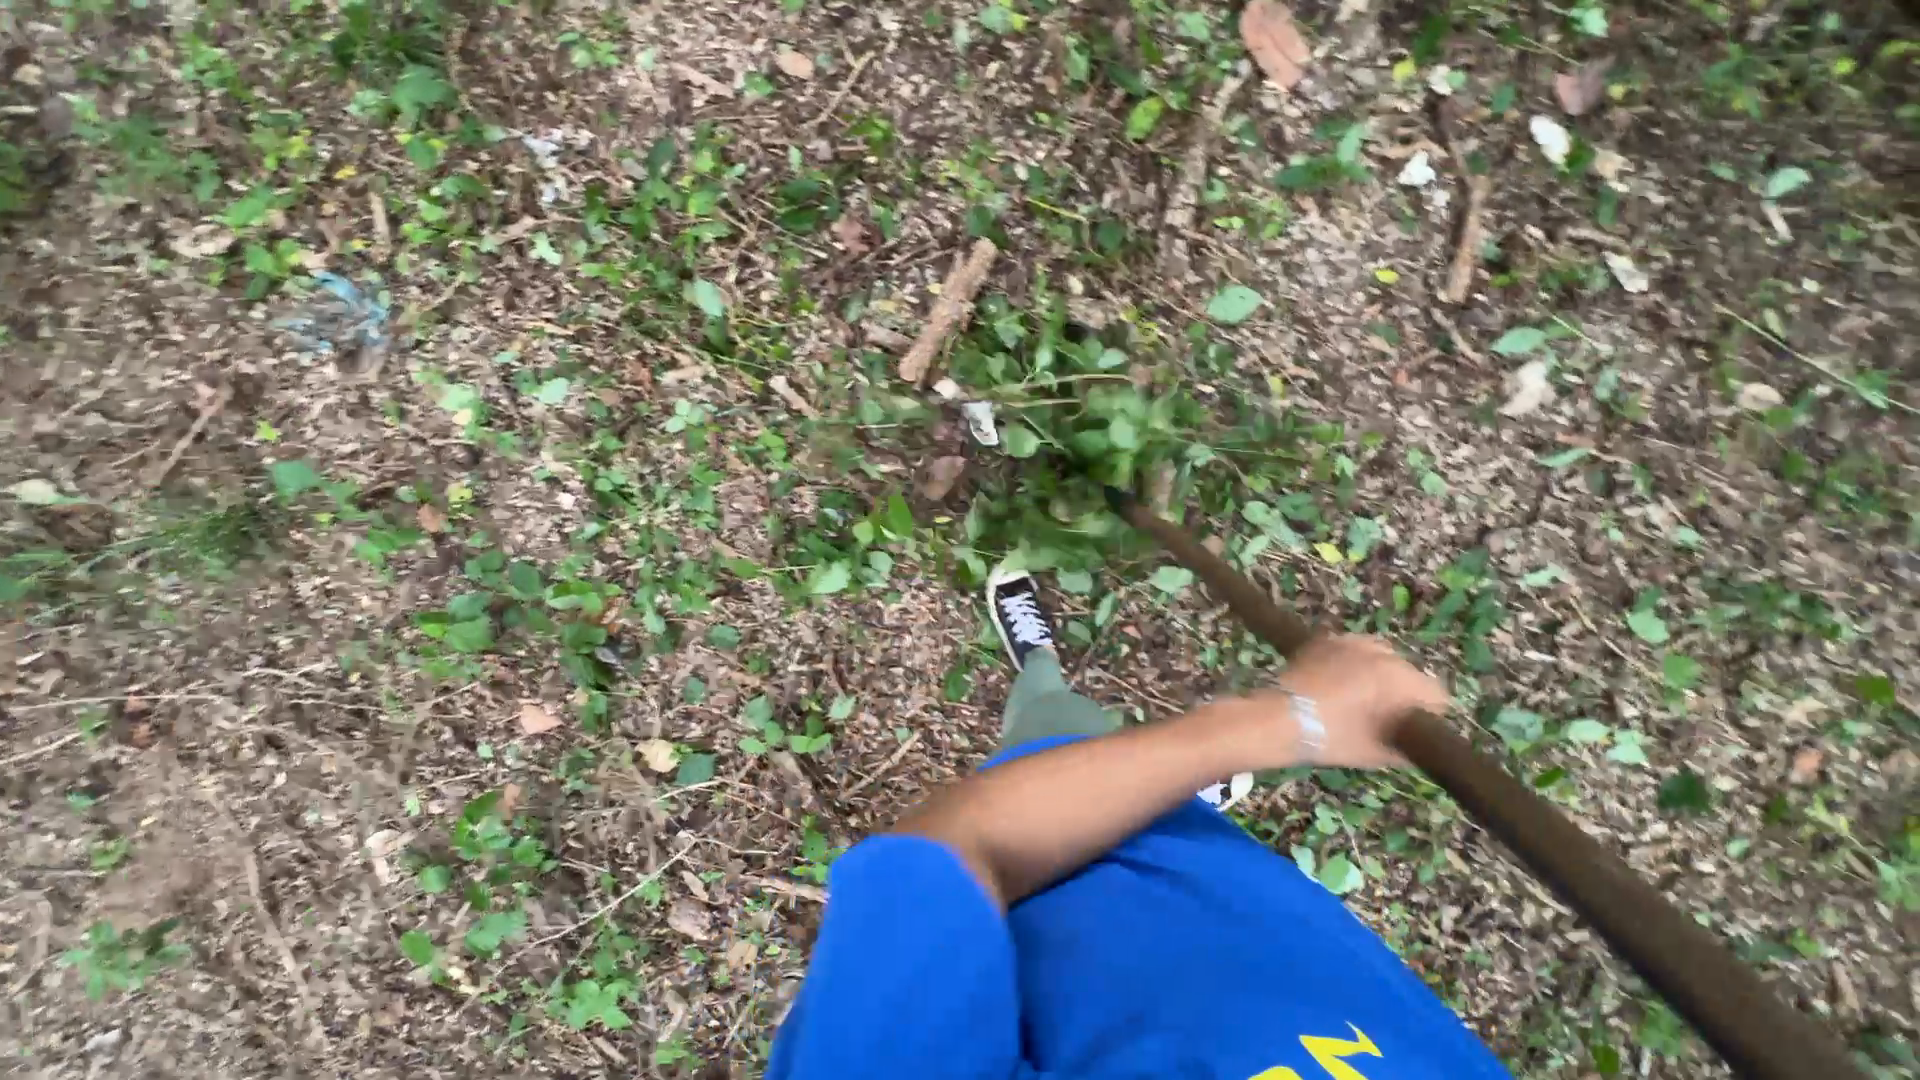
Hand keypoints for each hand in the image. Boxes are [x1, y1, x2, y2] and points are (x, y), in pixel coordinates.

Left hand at [1245, 635, 1449, 768]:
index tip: (1416, 728)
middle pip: (1409, 672)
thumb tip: (1418, 749)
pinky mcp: (1325, 639)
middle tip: (1385, 713)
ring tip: (1361, 695)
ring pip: (1381, 655)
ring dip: (1379, 672)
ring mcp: (1350, 641)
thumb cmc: (1333, 737)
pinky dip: (1352, 662)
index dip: (1430, 714)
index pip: (1436, 694)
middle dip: (1403, 691)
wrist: (1280, 718)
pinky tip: (1338, 680)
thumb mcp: (1376, 753)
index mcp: (1400, 679)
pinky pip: (1351, 648)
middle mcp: (1381, 652)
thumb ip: (1407, 749)